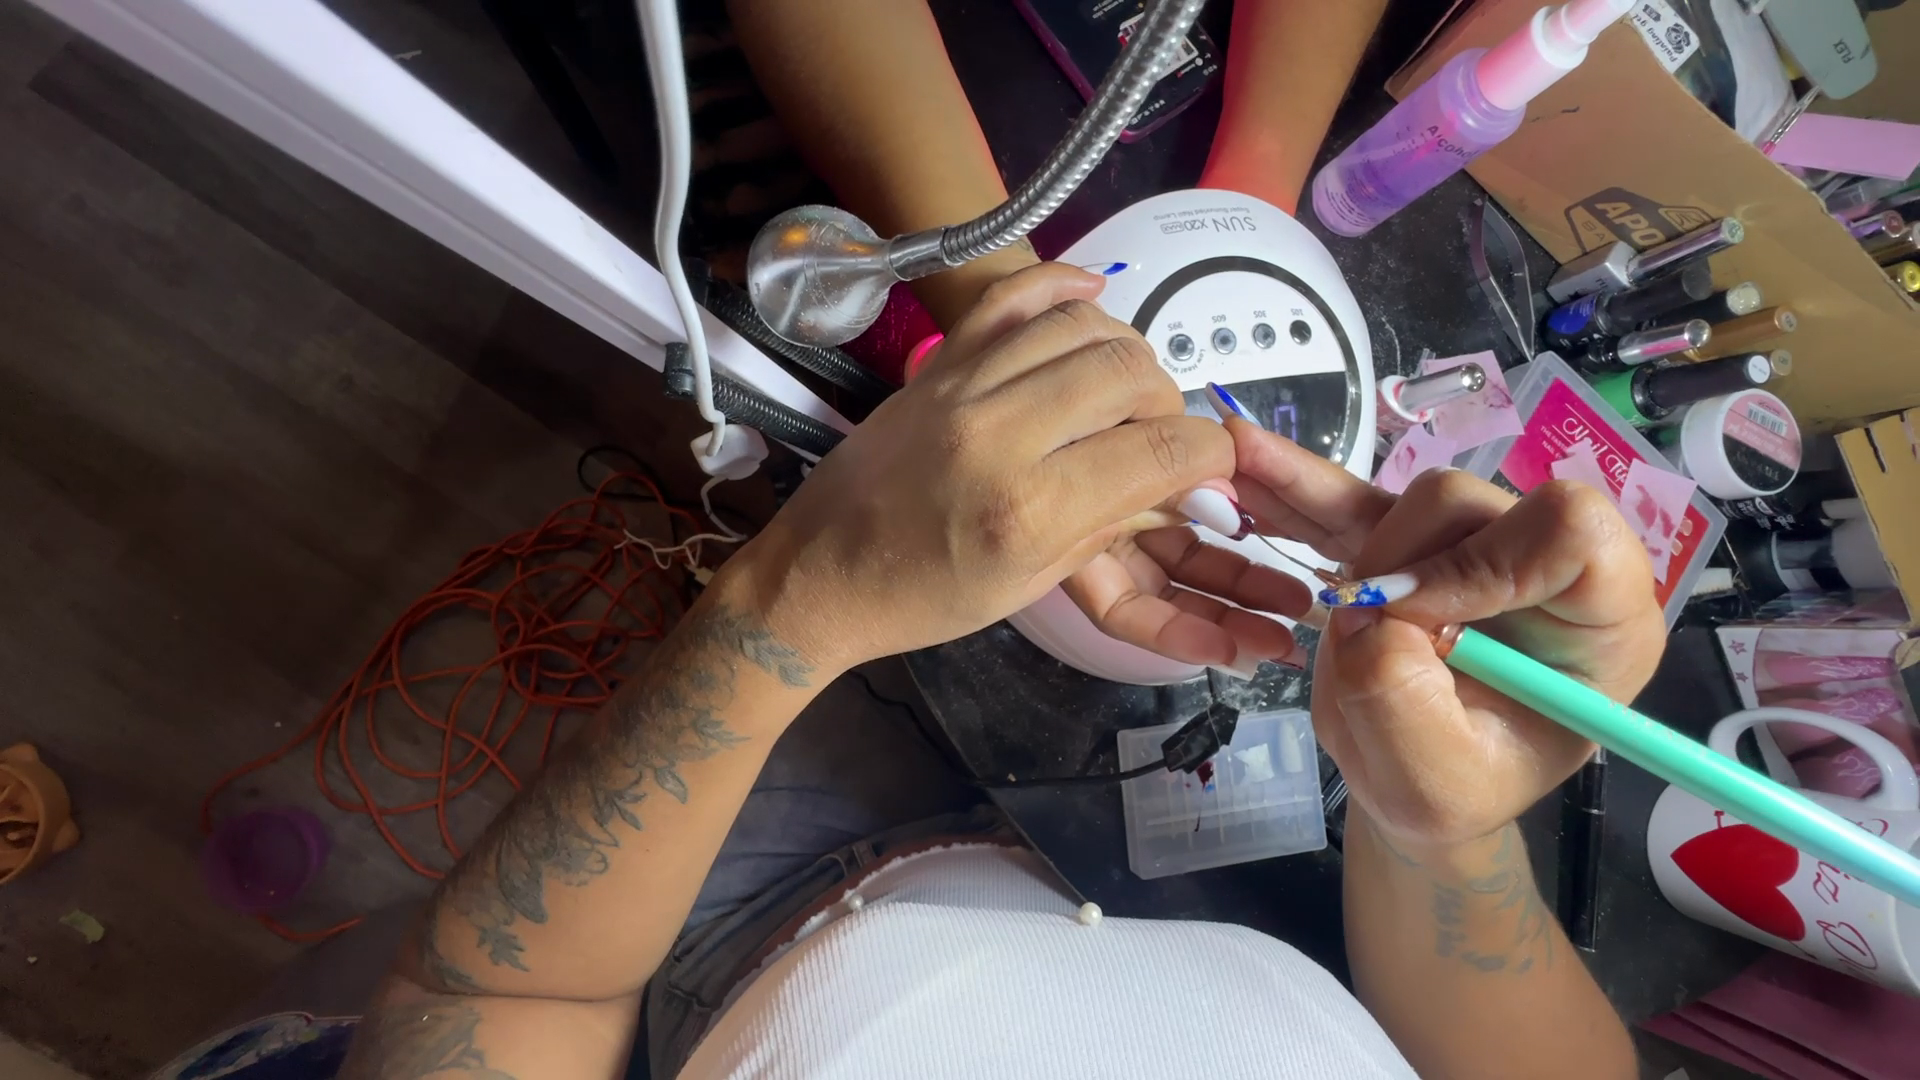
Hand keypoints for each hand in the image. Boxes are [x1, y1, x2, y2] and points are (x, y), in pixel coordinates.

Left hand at [734, 263, 1236, 671]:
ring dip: (1125, 350)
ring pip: (1081, 326)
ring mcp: (963, 386)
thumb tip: (1173, 484)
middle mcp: (1002, 432)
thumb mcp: (1026, 585)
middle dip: (1168, 400)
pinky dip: (1061, 286)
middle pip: (1129, 372)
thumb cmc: (921, 599)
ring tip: (1125, 388)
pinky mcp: (936, 364)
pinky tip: (1093, 296)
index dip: (1207, 454)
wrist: (820, 573)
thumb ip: (1107, 524)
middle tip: (1158, 432)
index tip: (1209, 465)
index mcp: (1030, 510)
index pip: (1160, 451)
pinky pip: (1010, 298)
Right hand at [1220, 424, 1666, 849]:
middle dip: (1389, 559)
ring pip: (1396, 494)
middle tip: (1347, 619)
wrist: (1409, 778)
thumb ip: (1398, 699)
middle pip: (1462, 503)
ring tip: (1243, 502)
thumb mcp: (1429, 781)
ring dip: (1322, 509)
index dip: (1477, 562)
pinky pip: (1351, 505)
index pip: (1567, 531)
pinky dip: (1297, 491)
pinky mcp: (1405, 546)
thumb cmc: (1443, 793)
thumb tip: (1362, 611)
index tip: (1413, 620)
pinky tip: (1244, 461)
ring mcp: (1465, 548)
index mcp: (1592, 621)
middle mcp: (1537, 566)